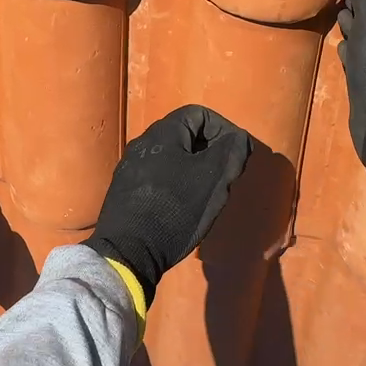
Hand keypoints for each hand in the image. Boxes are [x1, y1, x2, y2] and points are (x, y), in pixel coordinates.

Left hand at [84, 105, 250, 303]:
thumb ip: (231, 152)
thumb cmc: (174, 209)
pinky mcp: (125, 189)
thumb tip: (240, 138)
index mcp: (163, 132)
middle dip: (210, 150)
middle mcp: (143, 142)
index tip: (236, 154)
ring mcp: (131, 166)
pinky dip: (177, 183)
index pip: (199, 114)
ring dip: (193, 169)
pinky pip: (158, 175)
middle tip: (225, 175)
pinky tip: (182, 206)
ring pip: (172, 157)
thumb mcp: (213, 179)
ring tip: (207, 193)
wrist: (128, 251)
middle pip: (185, 135)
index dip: (223, 129)